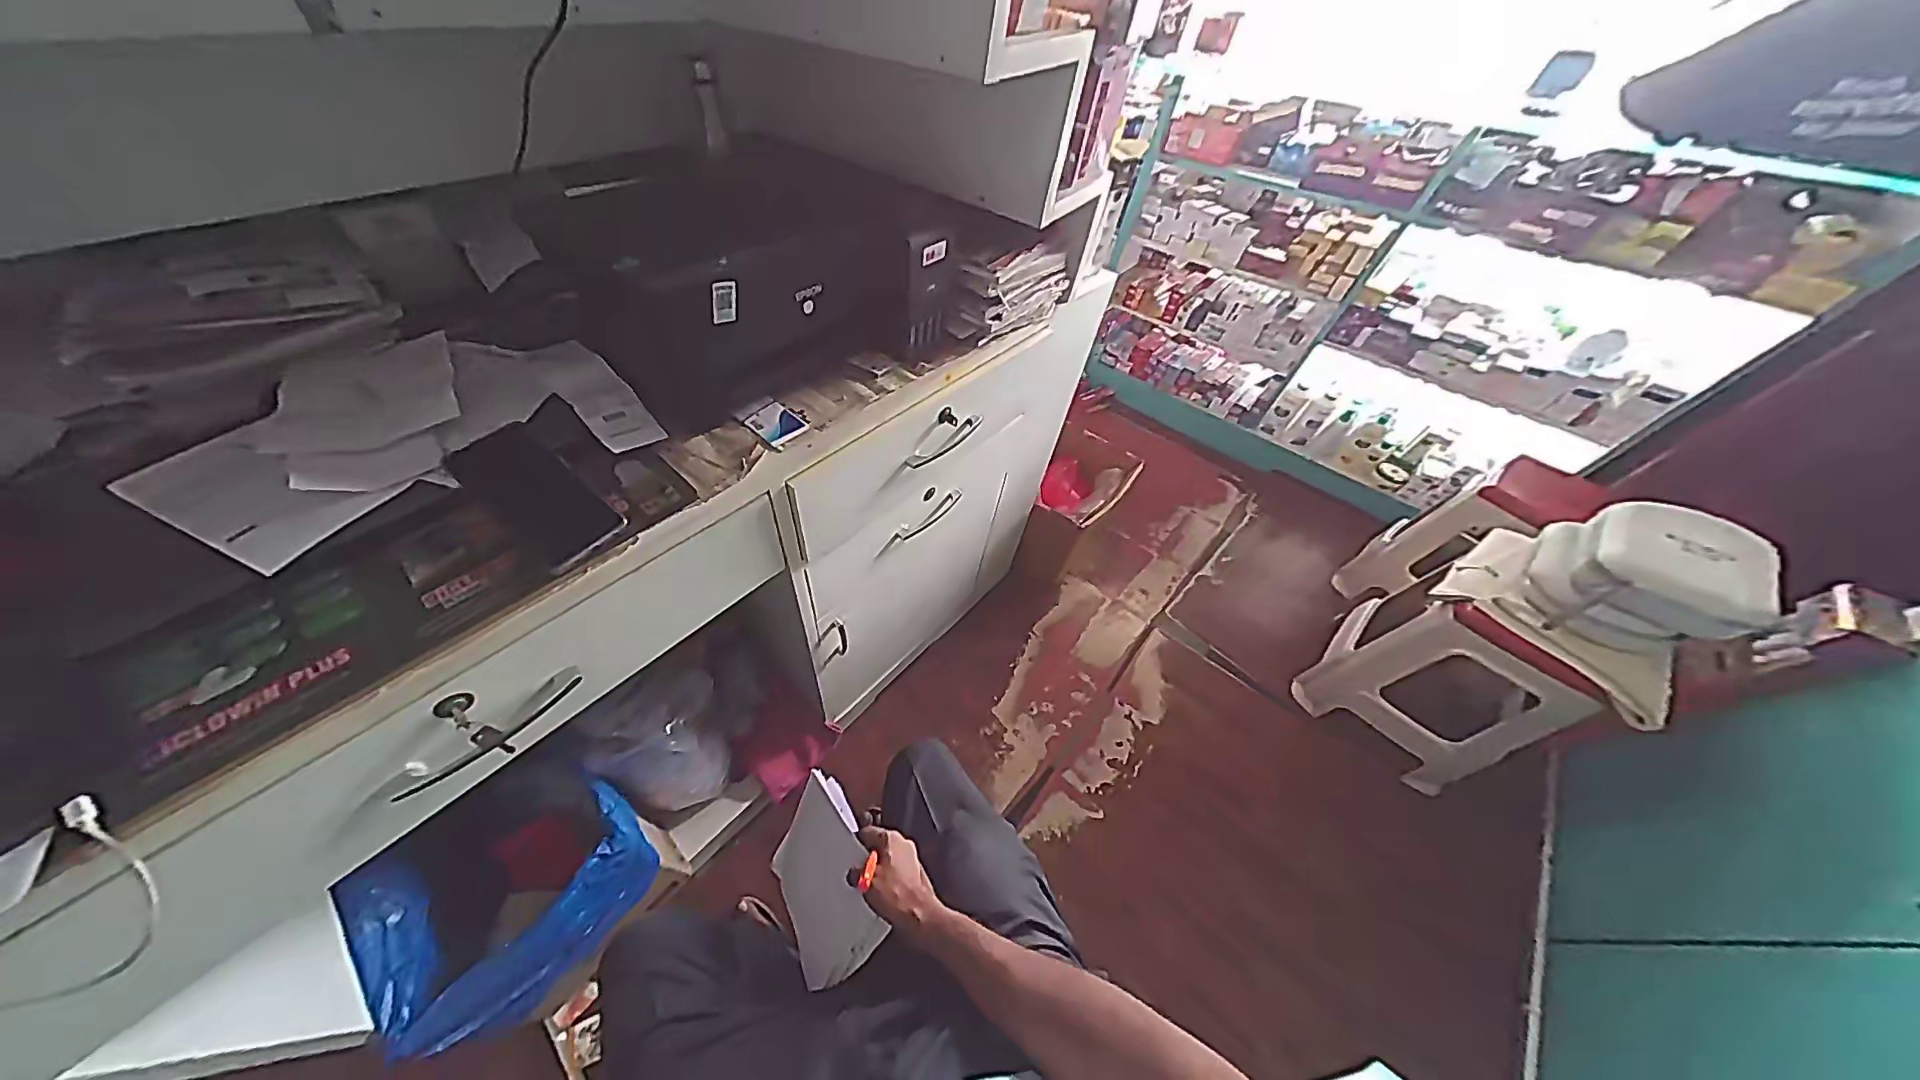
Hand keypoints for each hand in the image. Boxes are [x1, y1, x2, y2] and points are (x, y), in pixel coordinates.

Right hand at [848, 826, 948, 939]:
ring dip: (880, 871)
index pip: (867, 832)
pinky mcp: (917, 872)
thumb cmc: (895, 895)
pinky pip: (897, 871)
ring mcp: (912, 857)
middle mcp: (904, 843)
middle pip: (879, 846)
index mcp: (891, 837)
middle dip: (869, 860)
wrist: (919, 915)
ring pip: (888, 859)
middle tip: (861, 876)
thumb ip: (856, 870)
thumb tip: (854, 872)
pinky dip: (890, 879)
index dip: (856, 844)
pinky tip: (885, 894)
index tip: (851, 856)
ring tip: (874, 889)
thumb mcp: (864, 881)